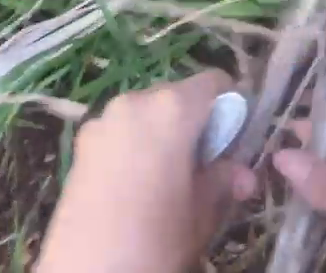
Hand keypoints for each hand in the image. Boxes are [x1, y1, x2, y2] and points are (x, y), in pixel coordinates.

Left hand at [35, 70, 257, 272]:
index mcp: (172, 109)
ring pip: (148, 112)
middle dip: (196, 124)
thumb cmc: (153, 242)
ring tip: (167, 181)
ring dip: (164, 134)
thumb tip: (244, 174)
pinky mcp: (81, 140)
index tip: (234, 140)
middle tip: (204, 169)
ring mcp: (103, 118)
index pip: (214, 82)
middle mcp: (136, 100)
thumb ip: (224, 183)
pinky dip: (135, 144)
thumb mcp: (200, 217)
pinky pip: (121, 129)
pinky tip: (134, 186)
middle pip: (179, 96)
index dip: (231, 106)